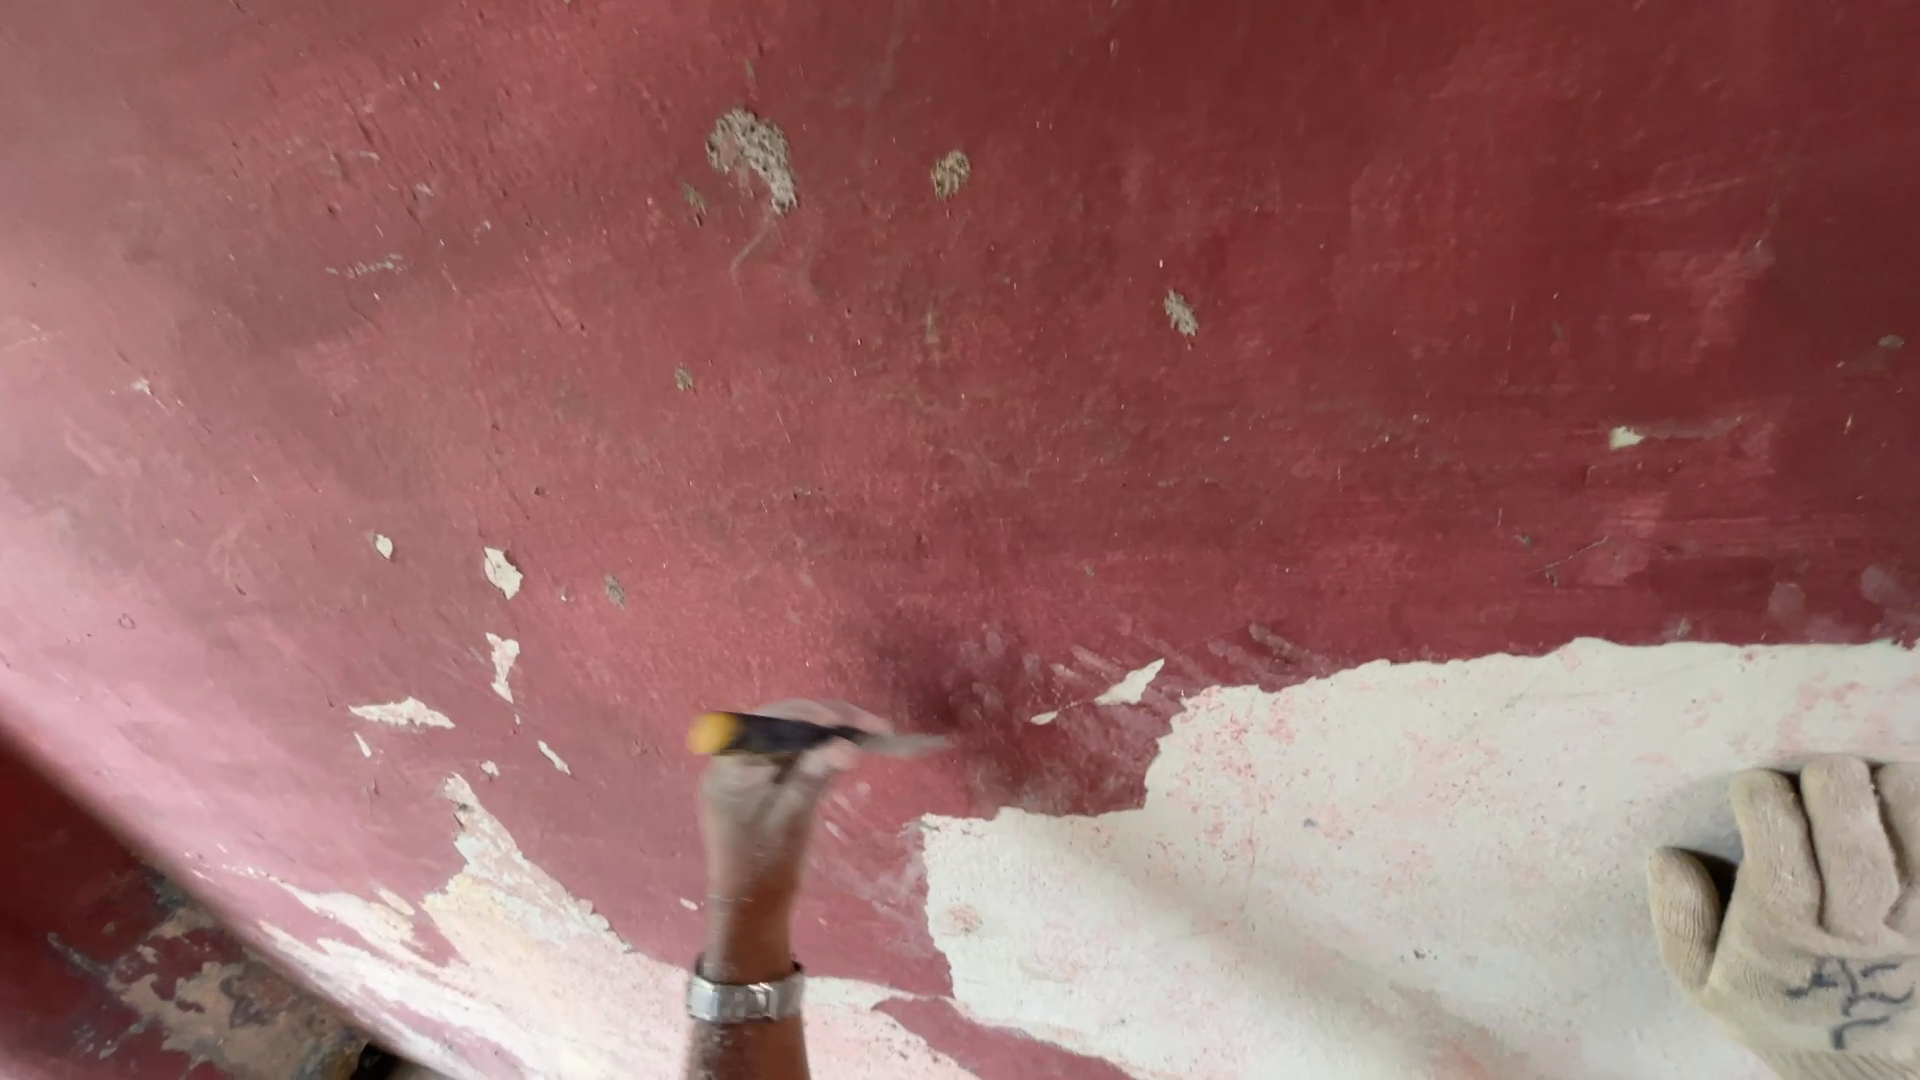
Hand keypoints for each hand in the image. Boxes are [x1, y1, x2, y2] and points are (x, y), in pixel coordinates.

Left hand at [697, 699, 889, 981]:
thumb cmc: (762, 868)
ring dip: (834, 729)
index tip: (838, 720)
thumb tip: (848, 746)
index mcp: (729, 765)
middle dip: (829, 718)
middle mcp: (740, 757)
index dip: (805, 714)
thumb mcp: (789, 821)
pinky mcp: (775, 776)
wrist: (753, 908)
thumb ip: (813, 777)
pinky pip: (802, 749)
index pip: (767, 723)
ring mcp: (758, 765)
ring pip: (798, 732)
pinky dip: (828, 745)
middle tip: (871, 724)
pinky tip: (855, 743)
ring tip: (872, 729)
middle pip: (786, 721)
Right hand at [1649, 757, 1919, 1077]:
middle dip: (1840, 794)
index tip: (1755, 782)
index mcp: (1783, 940)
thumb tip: (1671, 856)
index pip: (1780, 863)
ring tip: (1884, 773)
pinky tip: (1912, 799)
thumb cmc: (1772, 1008)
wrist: (1867, 1076)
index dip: (1767, 809)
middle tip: (1824, 765)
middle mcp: (1858, 938)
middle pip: (1860, 857)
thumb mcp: (1697, 979)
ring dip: (1908, 806)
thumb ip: (1678, 917)